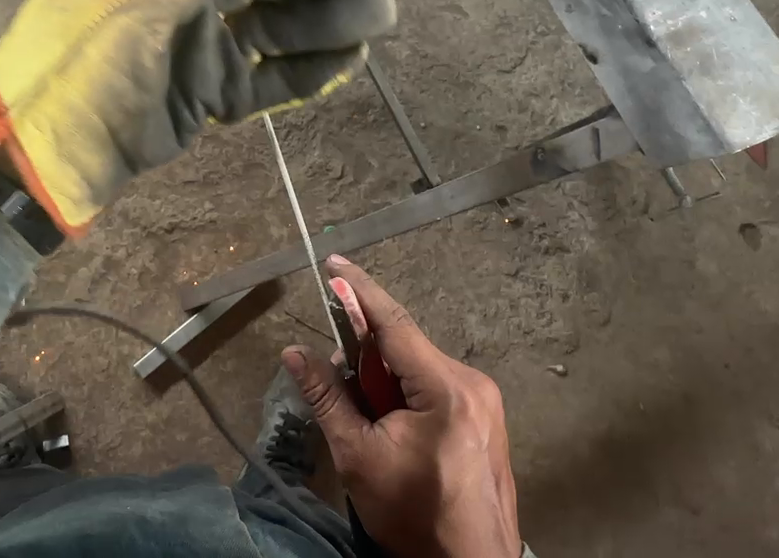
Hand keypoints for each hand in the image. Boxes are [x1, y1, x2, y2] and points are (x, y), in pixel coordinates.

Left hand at [0, 0, 393, 235]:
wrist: (41, 156)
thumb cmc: (73, 64)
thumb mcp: (124, 1)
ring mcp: (196, 45)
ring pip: (271, 22)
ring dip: (322, 15)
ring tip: (377, 9)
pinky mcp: (209, 92)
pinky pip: (267, 77)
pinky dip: (307, 69)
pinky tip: (349, 58)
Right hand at [283, 256, 519, 557]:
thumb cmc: (414, 516)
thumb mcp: (358, 457)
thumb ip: (327, 397)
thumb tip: (294, 353)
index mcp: (445, 388)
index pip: (393, 322)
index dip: (359, 289)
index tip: (333, 262)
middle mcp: (471, 382)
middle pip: (401, 346)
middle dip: (365, 360)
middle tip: (346, 397)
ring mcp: (483, 399)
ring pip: (415, 366)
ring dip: (383, 382)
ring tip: (373, 428)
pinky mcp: (484, 416)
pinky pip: (432, 384)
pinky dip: (403, 394)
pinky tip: (394, 431)